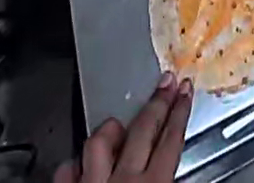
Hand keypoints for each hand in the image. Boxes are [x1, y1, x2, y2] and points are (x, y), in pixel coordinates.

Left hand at [53, 72, 193, 182]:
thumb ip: (168, 179)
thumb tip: (175, 165)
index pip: (171, 139)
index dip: (180, 111)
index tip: (185, 89)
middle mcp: (123, 178)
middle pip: (144, 129)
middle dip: (158, 102)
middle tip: (167, 80)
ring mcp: (91, 182)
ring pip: (100, 139)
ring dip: (110, 132)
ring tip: (118, 126)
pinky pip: (68, 167)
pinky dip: (76, 163)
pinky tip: (81, 162)